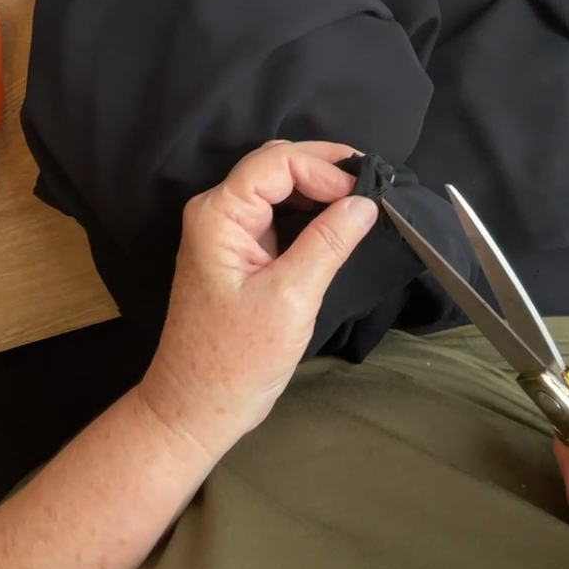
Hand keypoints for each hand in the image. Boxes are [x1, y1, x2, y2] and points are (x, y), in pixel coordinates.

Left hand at [136, 141, 378, 455]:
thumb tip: (364, 202)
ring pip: (276, 185)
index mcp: (219, 214)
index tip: (364, 195)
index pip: (276, 161)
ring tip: (363, 196)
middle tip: (373, 183)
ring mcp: (225, 230)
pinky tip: (337, 217)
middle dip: (323, 167)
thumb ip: (327, 243)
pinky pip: (275, 212)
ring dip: (318, 185)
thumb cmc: (237, 359)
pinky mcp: (238, 250)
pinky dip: (308, 208)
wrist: (195, 407)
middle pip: (274, 164)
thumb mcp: (290, 298)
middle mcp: (217, 211)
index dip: (322, 168)